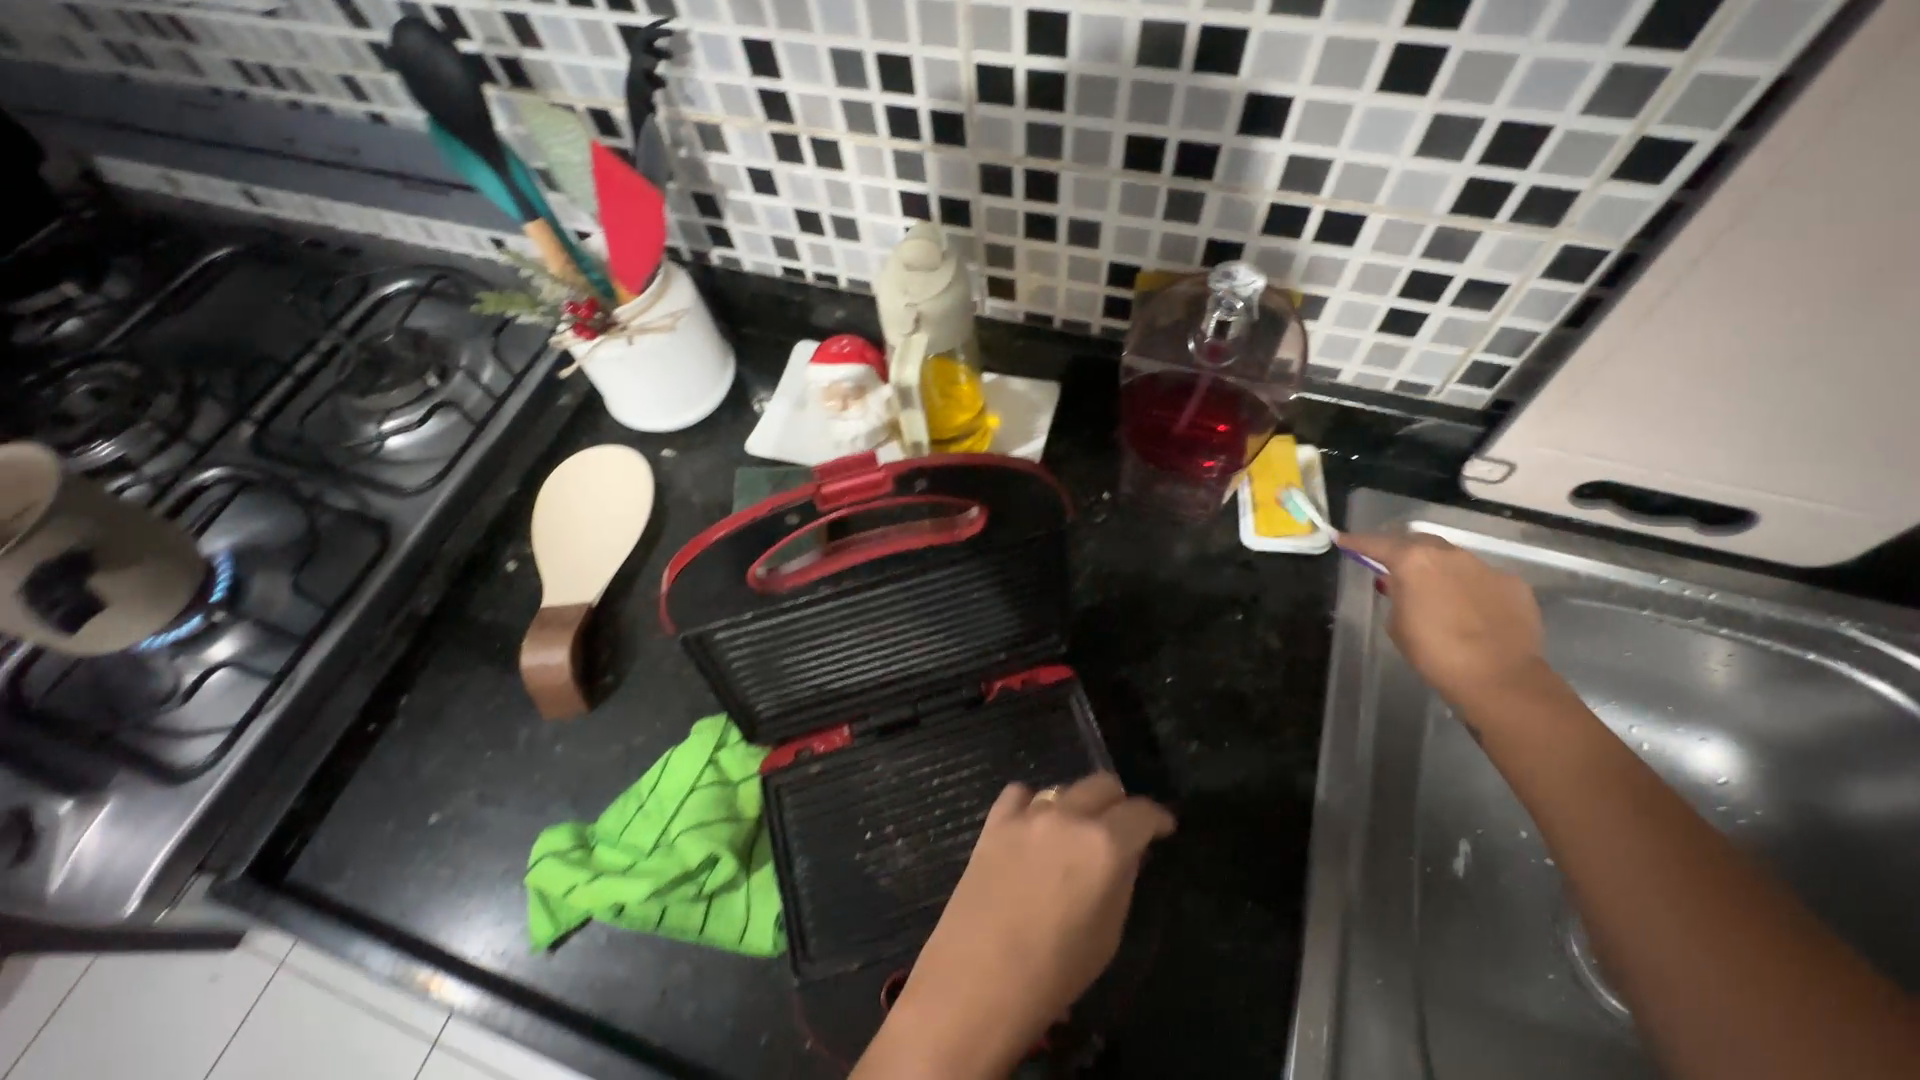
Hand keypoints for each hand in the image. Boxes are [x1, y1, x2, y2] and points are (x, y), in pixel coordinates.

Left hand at [852, 773, 1174, 1079]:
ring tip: (1077, 833)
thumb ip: (1121, 882)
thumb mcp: (1108, 934)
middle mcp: (1067, 817)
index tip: (1164, 830)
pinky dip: (1032, 805)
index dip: (1159, 819)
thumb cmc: (1054, 972)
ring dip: (1077, 805)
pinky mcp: (992, 826)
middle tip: (1124, 830)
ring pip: (1062, 788)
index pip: (1142, 812)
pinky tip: (1033, 828)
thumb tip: (1126, 855)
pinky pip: (1018, 796)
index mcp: (1105, 844)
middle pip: (1102, 785)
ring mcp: (1025, 817)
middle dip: (1120, 804)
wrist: (977, 983)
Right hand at [1342, 531, 1547, 709]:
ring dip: (1439, 570)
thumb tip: (1400, 585)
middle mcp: (1451, 555)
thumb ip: (1397, 596)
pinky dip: (1469, 589)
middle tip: (1392, 565)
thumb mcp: (1398, 624)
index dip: (1357, 542)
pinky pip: (1482, 580)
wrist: (1497, 676)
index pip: (1379, 544)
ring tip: (1433, 592)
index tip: (1343, 539)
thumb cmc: (1434, 652)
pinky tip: (1470, 611)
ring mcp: (1486, 568)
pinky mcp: (1513, 585)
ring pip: (1454, 560)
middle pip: (1420, 543)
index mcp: (1414, 562)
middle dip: (1403, 550)